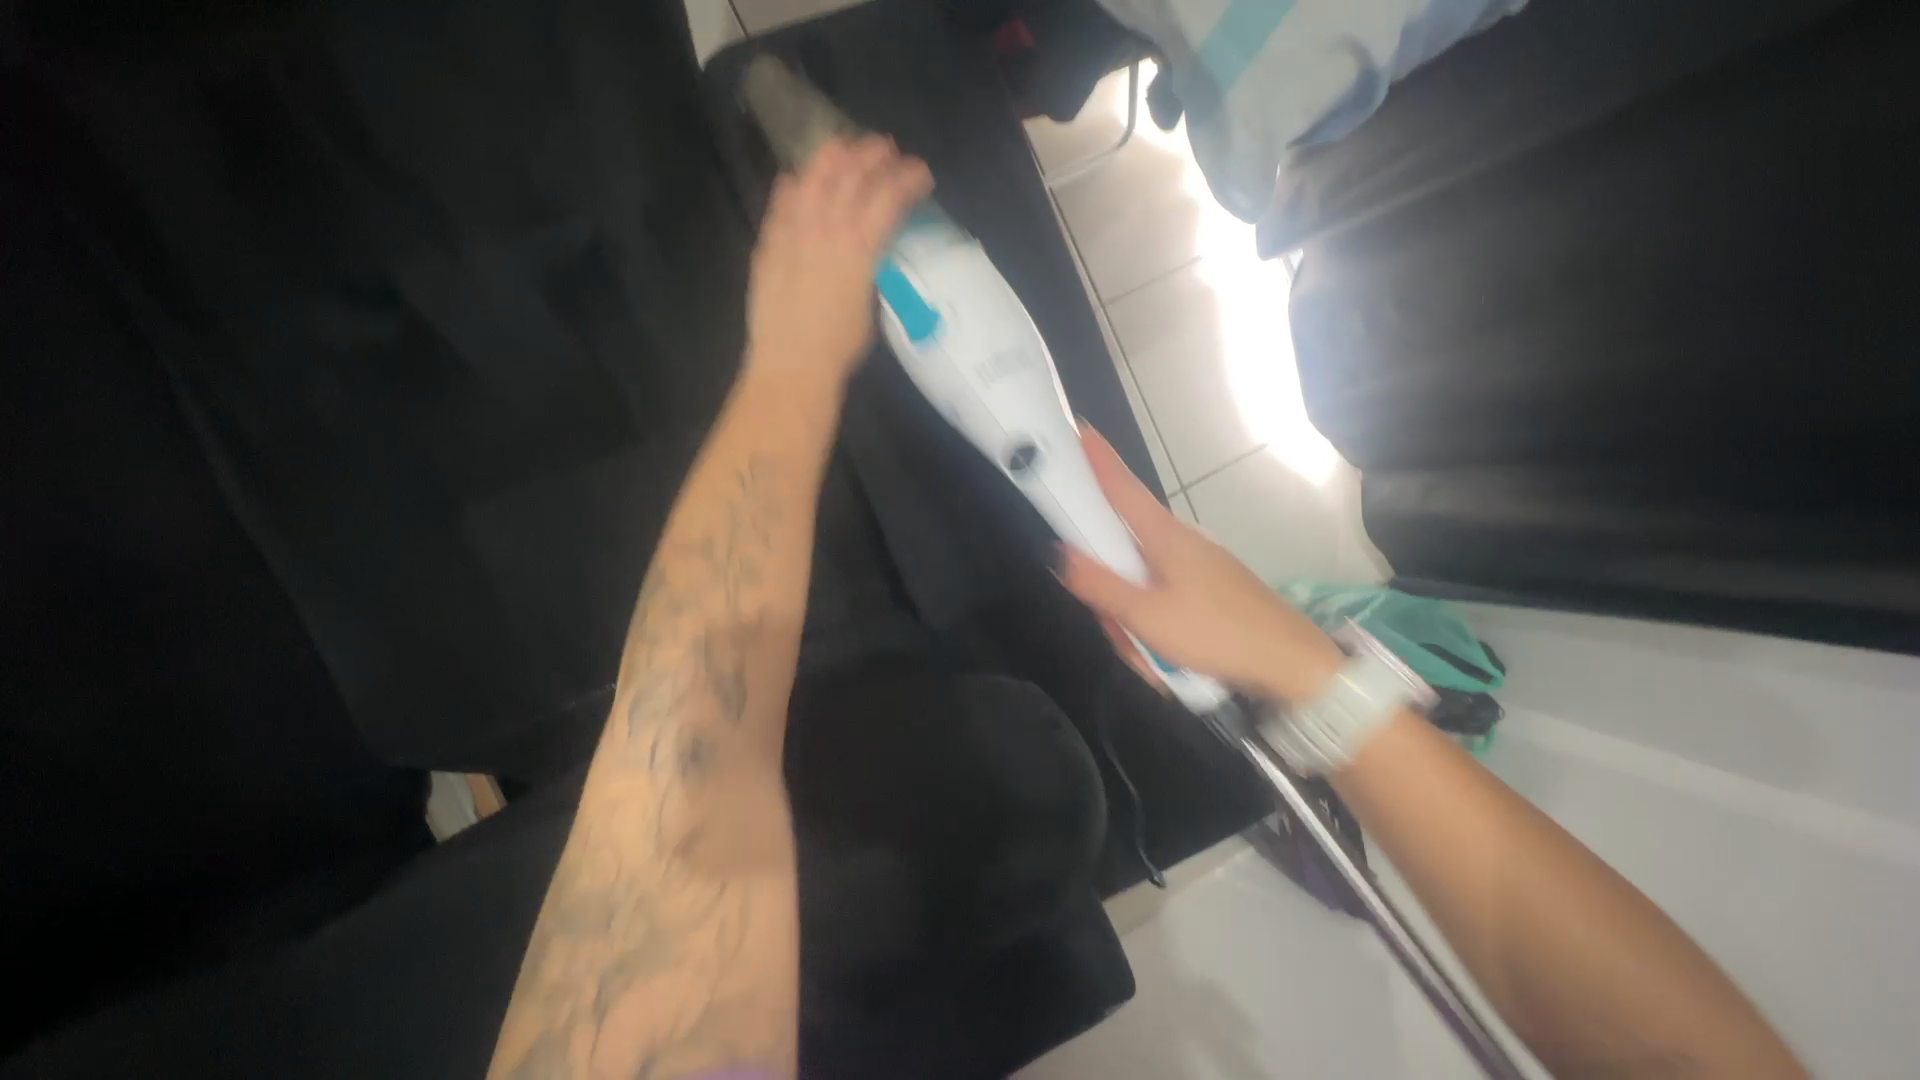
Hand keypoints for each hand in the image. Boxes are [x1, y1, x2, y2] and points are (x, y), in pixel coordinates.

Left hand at [745, 135, 932, 385]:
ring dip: (832, 159)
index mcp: (859, 248)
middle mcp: (826, 230)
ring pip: (813, 180)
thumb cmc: (840, 347)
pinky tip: (796, 179)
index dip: (908, 179)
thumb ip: (869, 269)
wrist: (792, 365)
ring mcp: (793, 233)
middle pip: (851, 177)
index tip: (922, 173)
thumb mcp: (869, 305)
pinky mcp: (769, 246)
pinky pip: (780, 205)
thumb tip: (868, 253)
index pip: (888, 197)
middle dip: (873, 155)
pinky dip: (792, 187)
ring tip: (843, 148)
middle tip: (887, 148)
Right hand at [1059, 428, 1346, 702]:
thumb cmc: (1216, 632)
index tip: (1077, 428)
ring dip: (1135, 622)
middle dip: (1111, 593)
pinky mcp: (1210, 588)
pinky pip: (1163, 599)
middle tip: (1121, 629)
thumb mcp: (1147, 616)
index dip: (1096, 459)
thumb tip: (1060, 553)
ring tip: (1154, 654)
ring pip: (1141, 583)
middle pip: (1122, 551)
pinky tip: (1171, 655)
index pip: (1121, 486)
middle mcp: (1180, 541)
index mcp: (1164, 536)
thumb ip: (1101, 586)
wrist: (1291, 663)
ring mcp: (1198, 565)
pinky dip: (1157, 627)